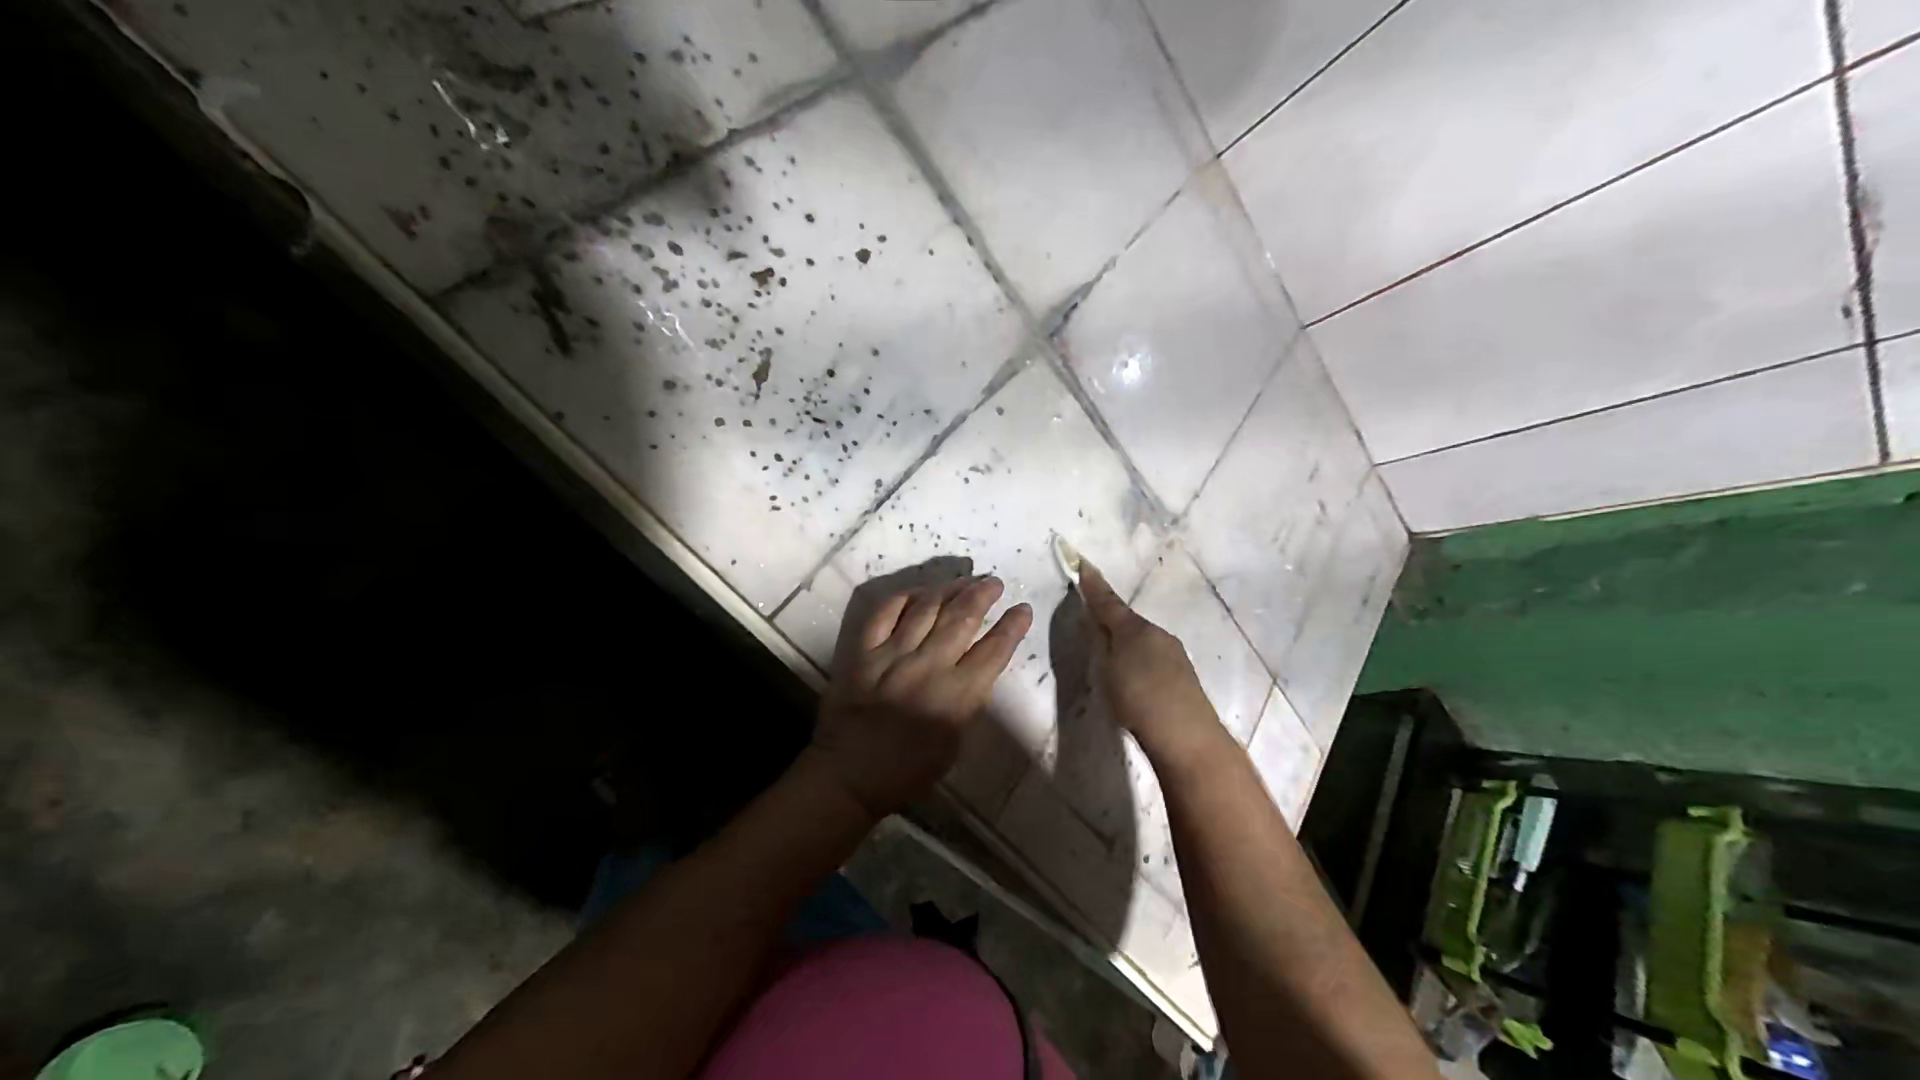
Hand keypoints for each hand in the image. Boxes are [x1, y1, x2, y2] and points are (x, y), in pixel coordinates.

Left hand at [811, 576, 1033, 817]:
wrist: (849, 774)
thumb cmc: (908, 769)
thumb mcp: (955, 742)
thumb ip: (968, 700)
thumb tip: (977, 667)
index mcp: (957, 695)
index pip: (994, 650)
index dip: (1012, 626)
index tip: (1023, 609)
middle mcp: (928, 666)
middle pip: (962, 619)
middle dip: (983, 595)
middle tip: (994, 582)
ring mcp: (892, 655)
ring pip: (927, 608)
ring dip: (950, 589)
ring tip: (965, 579)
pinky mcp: (863, 651)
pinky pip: (885, 612)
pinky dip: (904, 597)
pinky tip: (919, 591)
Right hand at [1078, 562, 1233, 774]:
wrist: (1187, 737)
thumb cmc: (1139, 700)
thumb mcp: (1107, 670)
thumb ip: (1101, 642)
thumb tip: (1097, 619)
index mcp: (1135, 629)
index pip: (1108, 602)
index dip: (1094, 585)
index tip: (1083, 564)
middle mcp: (1157, 634)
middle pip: (1127, 621)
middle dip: (1110, 620)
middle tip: (1092, 625)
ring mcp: (1174, 653)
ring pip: (1142, 639)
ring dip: (1126, 643)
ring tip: (1112, 663)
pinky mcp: (1183, 674)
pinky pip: (1153, 656)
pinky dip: (1140, 659)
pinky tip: (1136, 681)